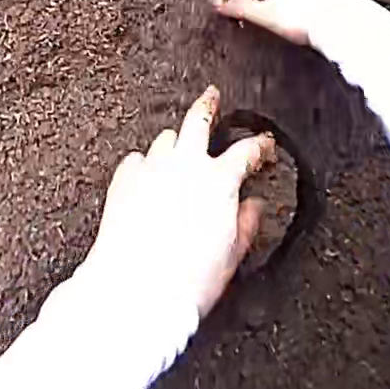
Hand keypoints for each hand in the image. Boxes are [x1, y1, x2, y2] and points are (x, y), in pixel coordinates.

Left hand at [81, 86, 275, 317]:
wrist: (135, 292)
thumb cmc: (185, 281)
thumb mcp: (231, 255)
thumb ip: (246, 223)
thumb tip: (254, 207)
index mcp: (218, 180)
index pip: (246, 151)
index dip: (259, 144)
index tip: (263, 144)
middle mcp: (186, 164)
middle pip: (199, 118)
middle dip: (209, 104)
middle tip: (212, 96)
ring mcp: (153, 167)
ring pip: (166, 137)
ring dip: (175, 141)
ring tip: (178, 148)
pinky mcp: (125, 179)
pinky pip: (137, 159)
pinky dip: (145, 164)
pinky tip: (147, 175)